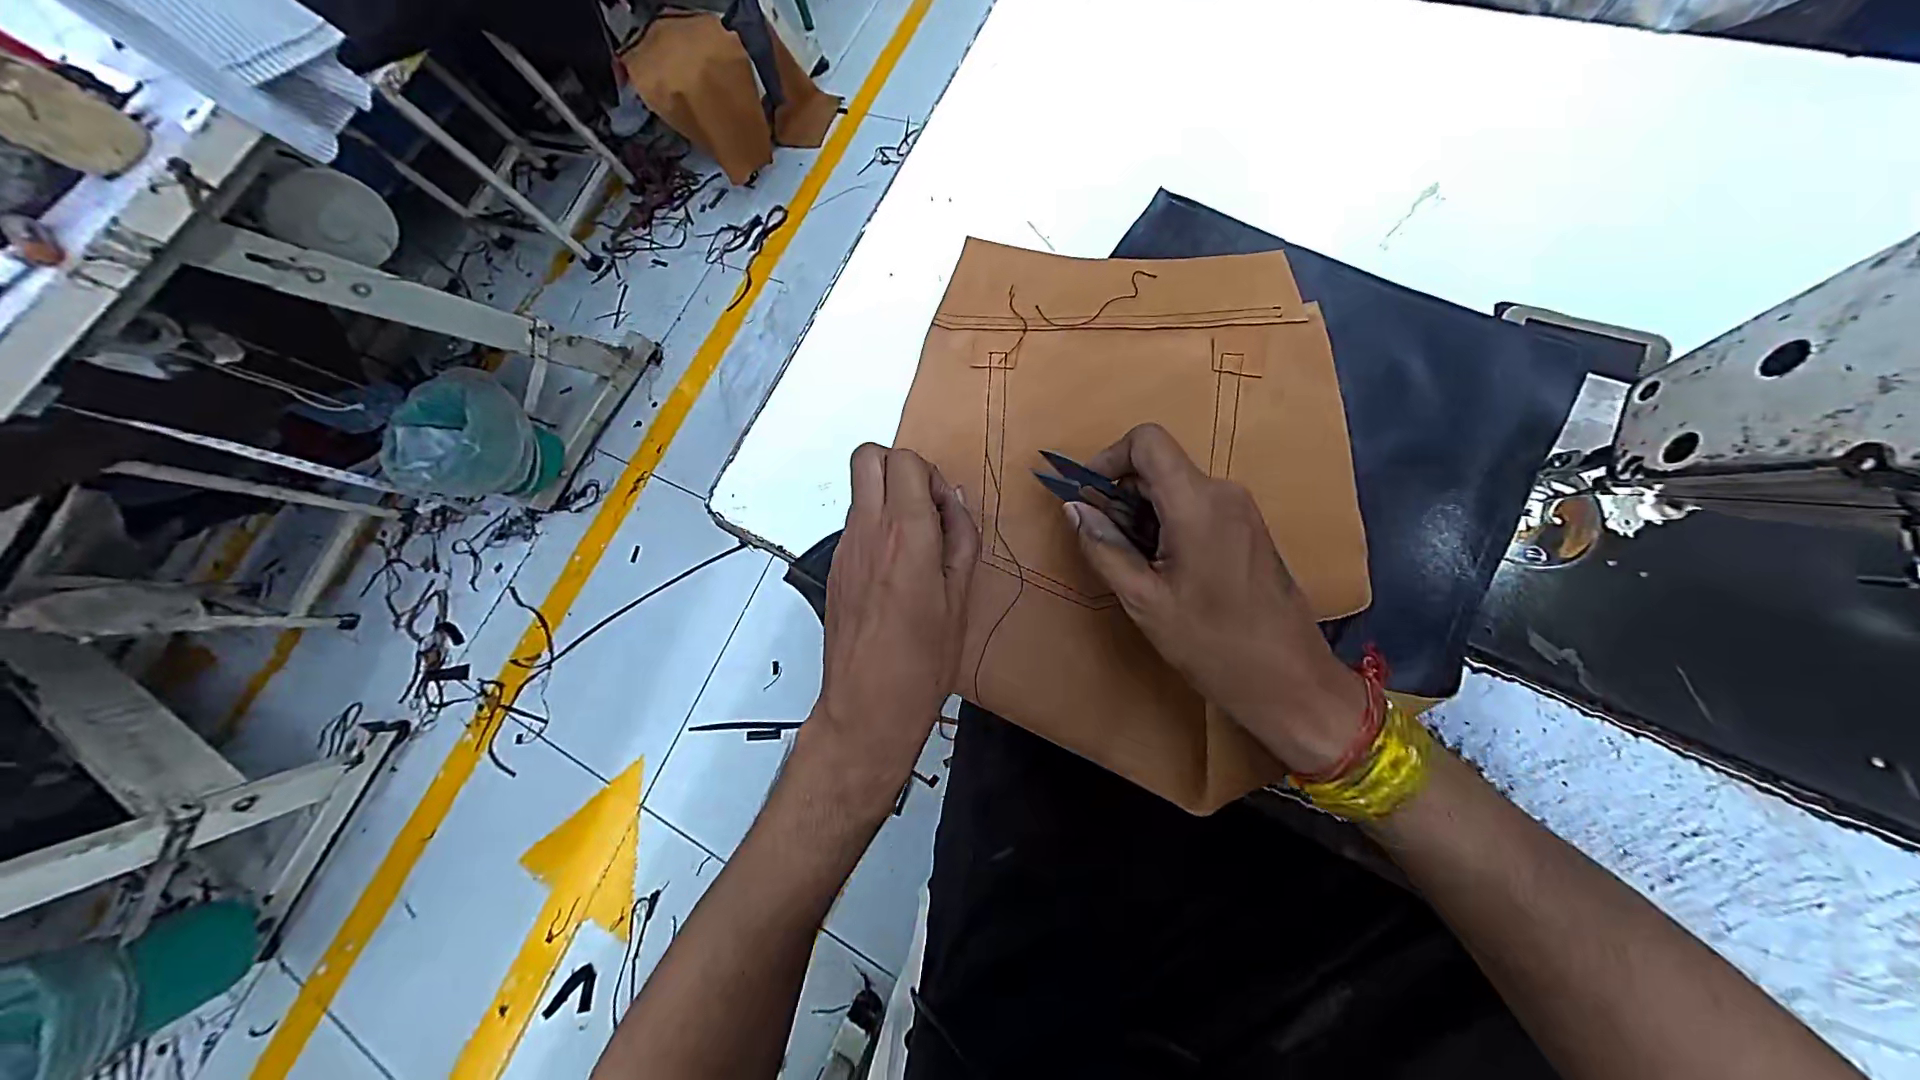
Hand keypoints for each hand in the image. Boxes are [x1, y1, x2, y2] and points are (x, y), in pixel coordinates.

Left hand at [807, 444, 978, 817]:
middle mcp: (867, 532)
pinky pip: (854, 525)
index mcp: (905, 535)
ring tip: (915, 543)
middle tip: (924, 504)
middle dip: (899, 466)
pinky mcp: (835, 568)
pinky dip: (876, 528)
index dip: (930, 475)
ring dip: (887, 498)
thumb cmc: (920, 663)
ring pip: (859, 491)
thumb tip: (954, 506)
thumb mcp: (960, 599)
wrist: (868, 705)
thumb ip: (959, 540)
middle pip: (867, 457)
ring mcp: (845, 549)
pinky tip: (897, 569)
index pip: (905, 461)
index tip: (944, 507)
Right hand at [1064, 423, 1366, 773]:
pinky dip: (1166, 521)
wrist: (1289, 679)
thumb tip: (1074, 508)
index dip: (1108, 458)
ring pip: (1175, 486)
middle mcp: (1223, 493)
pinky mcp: (1248, 527)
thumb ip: (1104, 547)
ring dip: (1142, 512)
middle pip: (1158, 465)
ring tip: (1131, 562)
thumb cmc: (1212, 644)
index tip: (1087, 495)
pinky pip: (1196, 505)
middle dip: (1120, 493)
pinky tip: (1162, 567)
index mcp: (1197, 504)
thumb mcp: (1144, 600)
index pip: (1148, 441)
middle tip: (1101, 540)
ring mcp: (1241, 509)